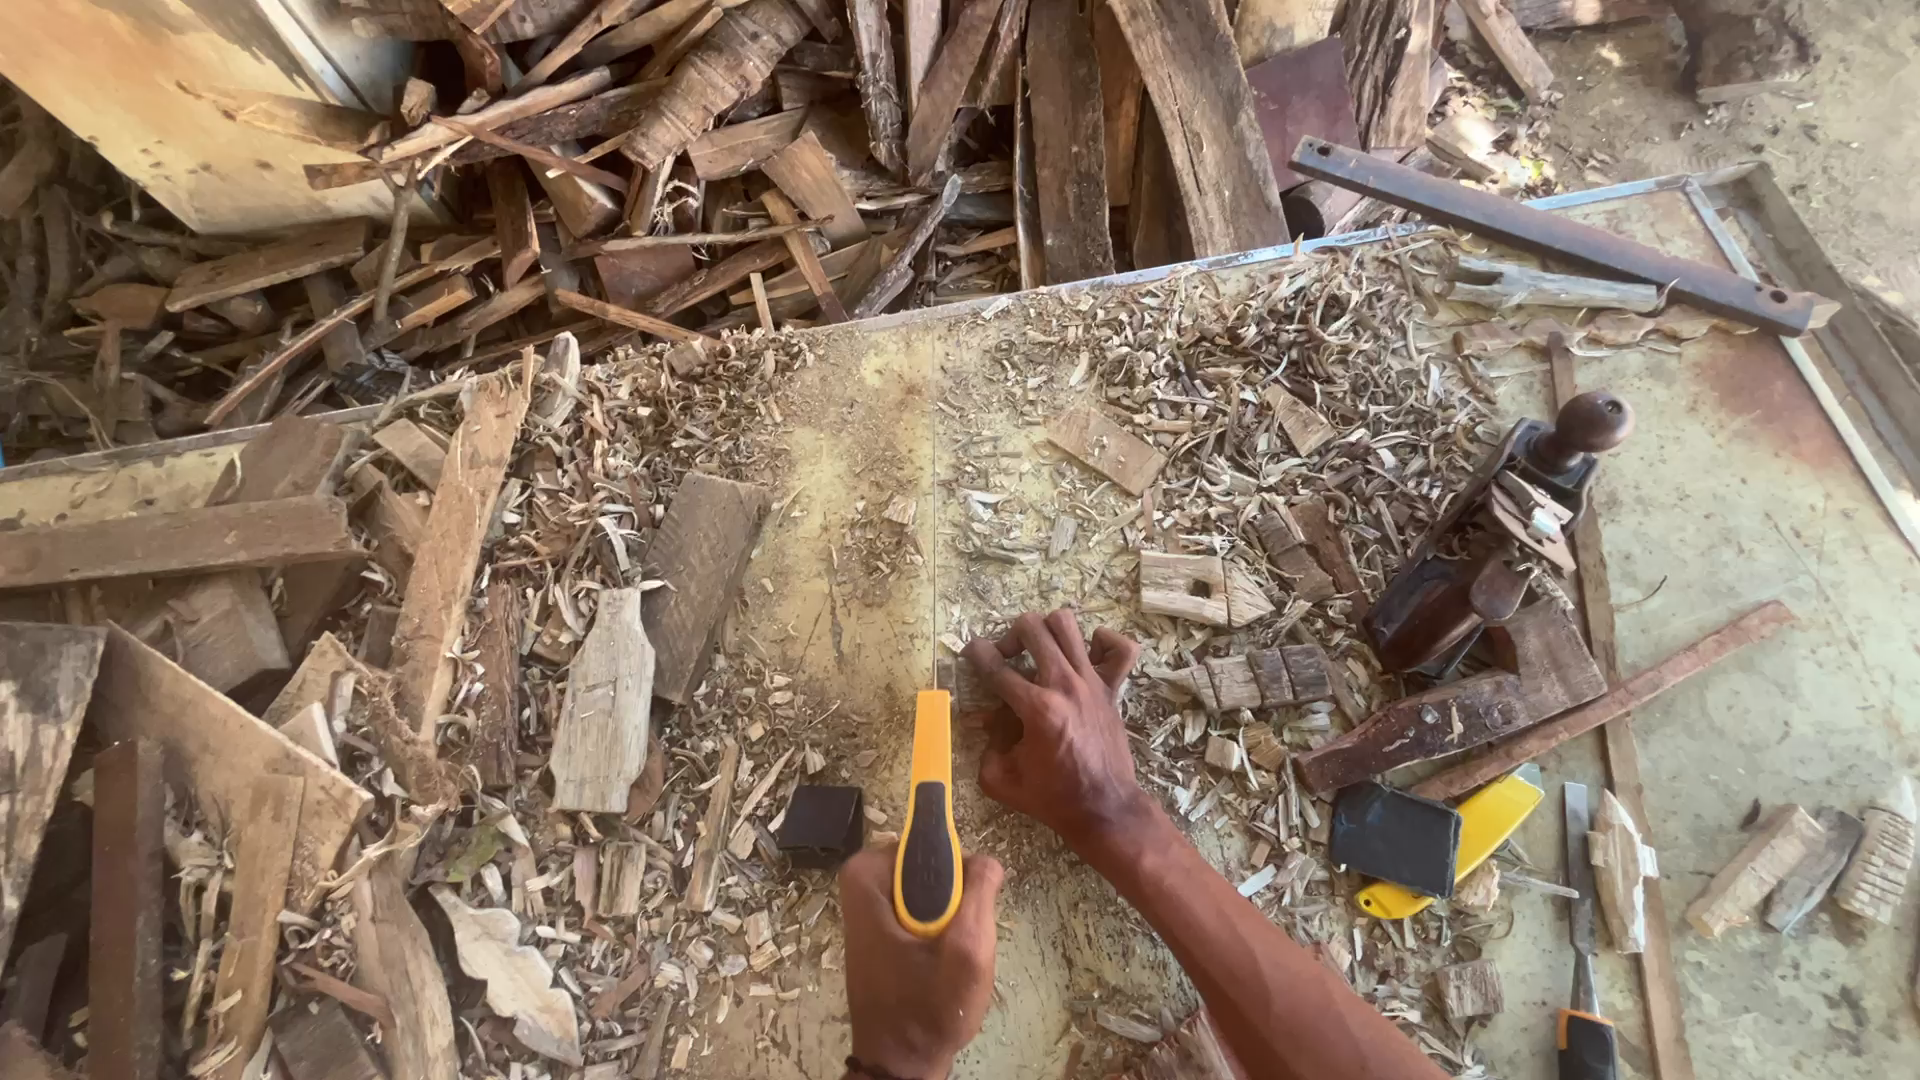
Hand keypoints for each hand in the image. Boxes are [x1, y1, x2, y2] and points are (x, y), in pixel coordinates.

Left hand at [838, 845, 1003, 1079]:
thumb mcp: (967, 951)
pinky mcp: (878, 924)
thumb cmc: (928, 1010)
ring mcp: (868, 903)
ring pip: (930, 885)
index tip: (963, 910)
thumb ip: (979, 893)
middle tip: (960, 938)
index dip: (956, 874)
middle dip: (954, 897)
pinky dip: (938, 927)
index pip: (928, 843)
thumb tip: (985, 860)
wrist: (900, 1065)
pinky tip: (940, 961)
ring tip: (950, 956)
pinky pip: (922, 904)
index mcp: (867, 876)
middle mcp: (861, 882)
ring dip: (949, 916)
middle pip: (930, 863)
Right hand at [962, 611, 1148, 854]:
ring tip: (1040, 651)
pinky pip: (1120, 649)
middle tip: (1008, 658)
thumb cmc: (1053, 798)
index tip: (972, 653)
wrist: (1104, 810)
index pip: (996, 667)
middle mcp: (1064, 685)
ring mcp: (1092, 683)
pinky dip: (1103, 642)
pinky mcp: (1112, 689)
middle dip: (1010, 636)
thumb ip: (985, 747)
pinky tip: (1087, 654)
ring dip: (1046, 630)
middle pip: (1032, 629)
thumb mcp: (1003, 779)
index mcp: (1037, 709)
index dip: (976, 654)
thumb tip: (984, 721)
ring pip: (1067, 625)